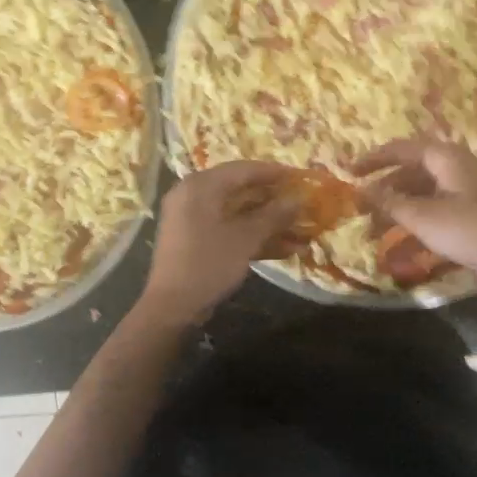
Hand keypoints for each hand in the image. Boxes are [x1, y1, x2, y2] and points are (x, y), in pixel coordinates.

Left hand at [138, 161, 302, 323]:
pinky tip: (287, 250)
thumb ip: (273, 216)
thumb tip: (299, 199)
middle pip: (242, 192)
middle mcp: (195, 197)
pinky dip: (255, 239)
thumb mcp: (244, 239)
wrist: (172, 306)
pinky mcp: (199, 243)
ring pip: (239, 215)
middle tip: (305, 205)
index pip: (243, 169)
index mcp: (200, 187)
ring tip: (304, 232)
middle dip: (275, 202)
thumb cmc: (208, 264)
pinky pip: (231, 232)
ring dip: (270, 224)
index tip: (301, 177)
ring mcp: (195, 221)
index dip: (274, 173)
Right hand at [353, 138, 476, 295]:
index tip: (348, 172)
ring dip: (396, 213)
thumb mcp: (425, 218)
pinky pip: (436, 215)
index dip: (374, 159)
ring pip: (422, 197)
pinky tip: (400, 249)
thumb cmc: (474, 231)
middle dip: (383, 192)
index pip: (403, 149)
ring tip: (373, 235)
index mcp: (448, 159)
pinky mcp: (474, 218)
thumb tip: (360, 189)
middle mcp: (458, 170)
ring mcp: (468, 195)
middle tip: (359, 210)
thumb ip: (390, 202)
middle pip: (411, 174)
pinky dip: (415, 227)